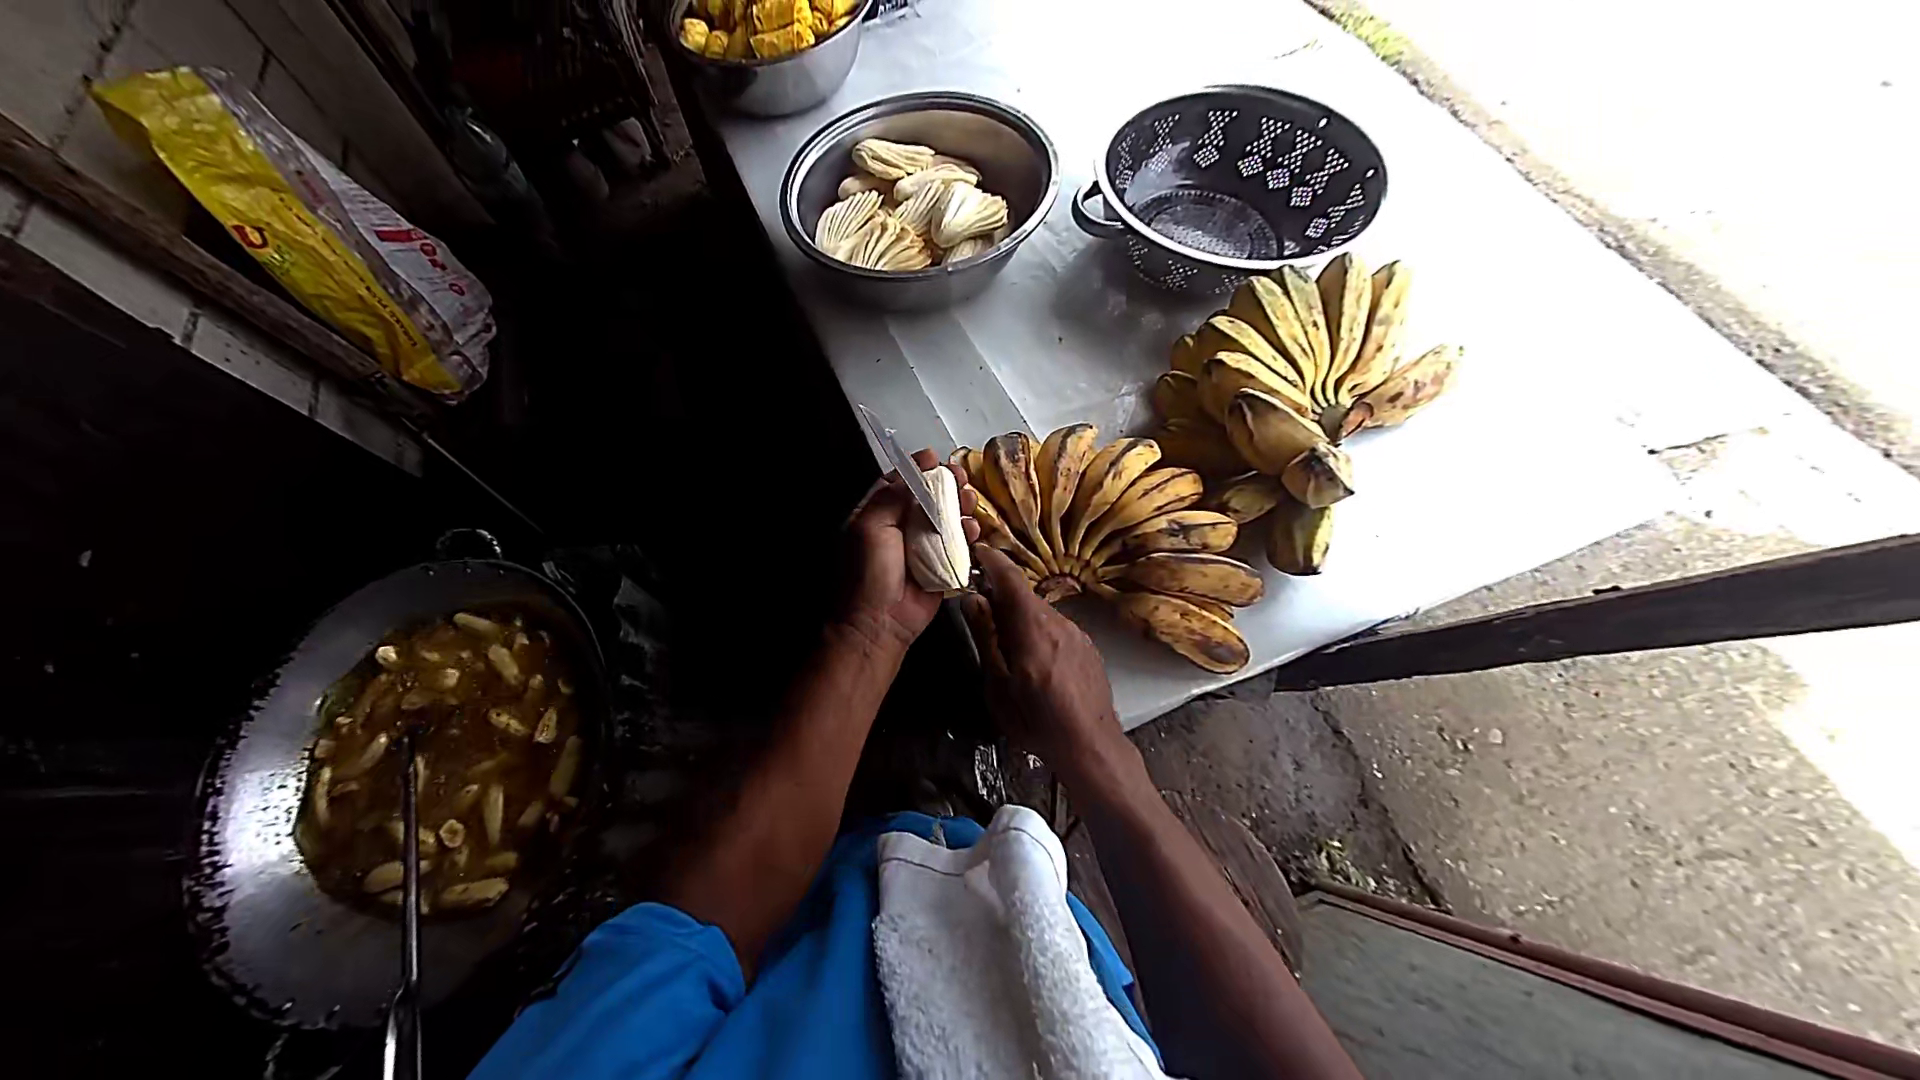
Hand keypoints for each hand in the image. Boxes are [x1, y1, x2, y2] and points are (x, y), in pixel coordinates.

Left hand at [835, 448, 980, 656]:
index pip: (899, 482)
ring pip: (946, 518)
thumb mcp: (871, 526)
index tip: (935, 458)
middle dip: (946, 484)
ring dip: (960, 506)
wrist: (880, 622)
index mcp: (877, 514)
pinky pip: (959, 544)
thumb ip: (891, 495)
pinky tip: (973, 528)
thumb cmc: (868, 572)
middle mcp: (901, 527)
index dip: (918, 469)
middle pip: (928, 497)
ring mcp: (923, 546)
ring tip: (969, 500)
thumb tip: (916, 469)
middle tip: (960, 477)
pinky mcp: (942, 565)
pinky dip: (969, 534)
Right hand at [960, 544, 1136, 785]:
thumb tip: (973, 598)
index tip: (976, 552)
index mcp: (1032, 627)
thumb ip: (986, 637)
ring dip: (1021, 618)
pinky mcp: (1088, 647)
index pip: (1010, 578)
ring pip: (1041, 613)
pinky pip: (1057, 628)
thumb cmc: (1037, 721)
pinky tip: (1035, 661)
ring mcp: (1077, 633)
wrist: (1090, 745)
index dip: (991, 560)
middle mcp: (1058, 621)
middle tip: (981, 612)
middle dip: (1001, 597)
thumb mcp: (998, 684)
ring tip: (1007, 646)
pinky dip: (1039, 631)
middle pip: (1024, 596)